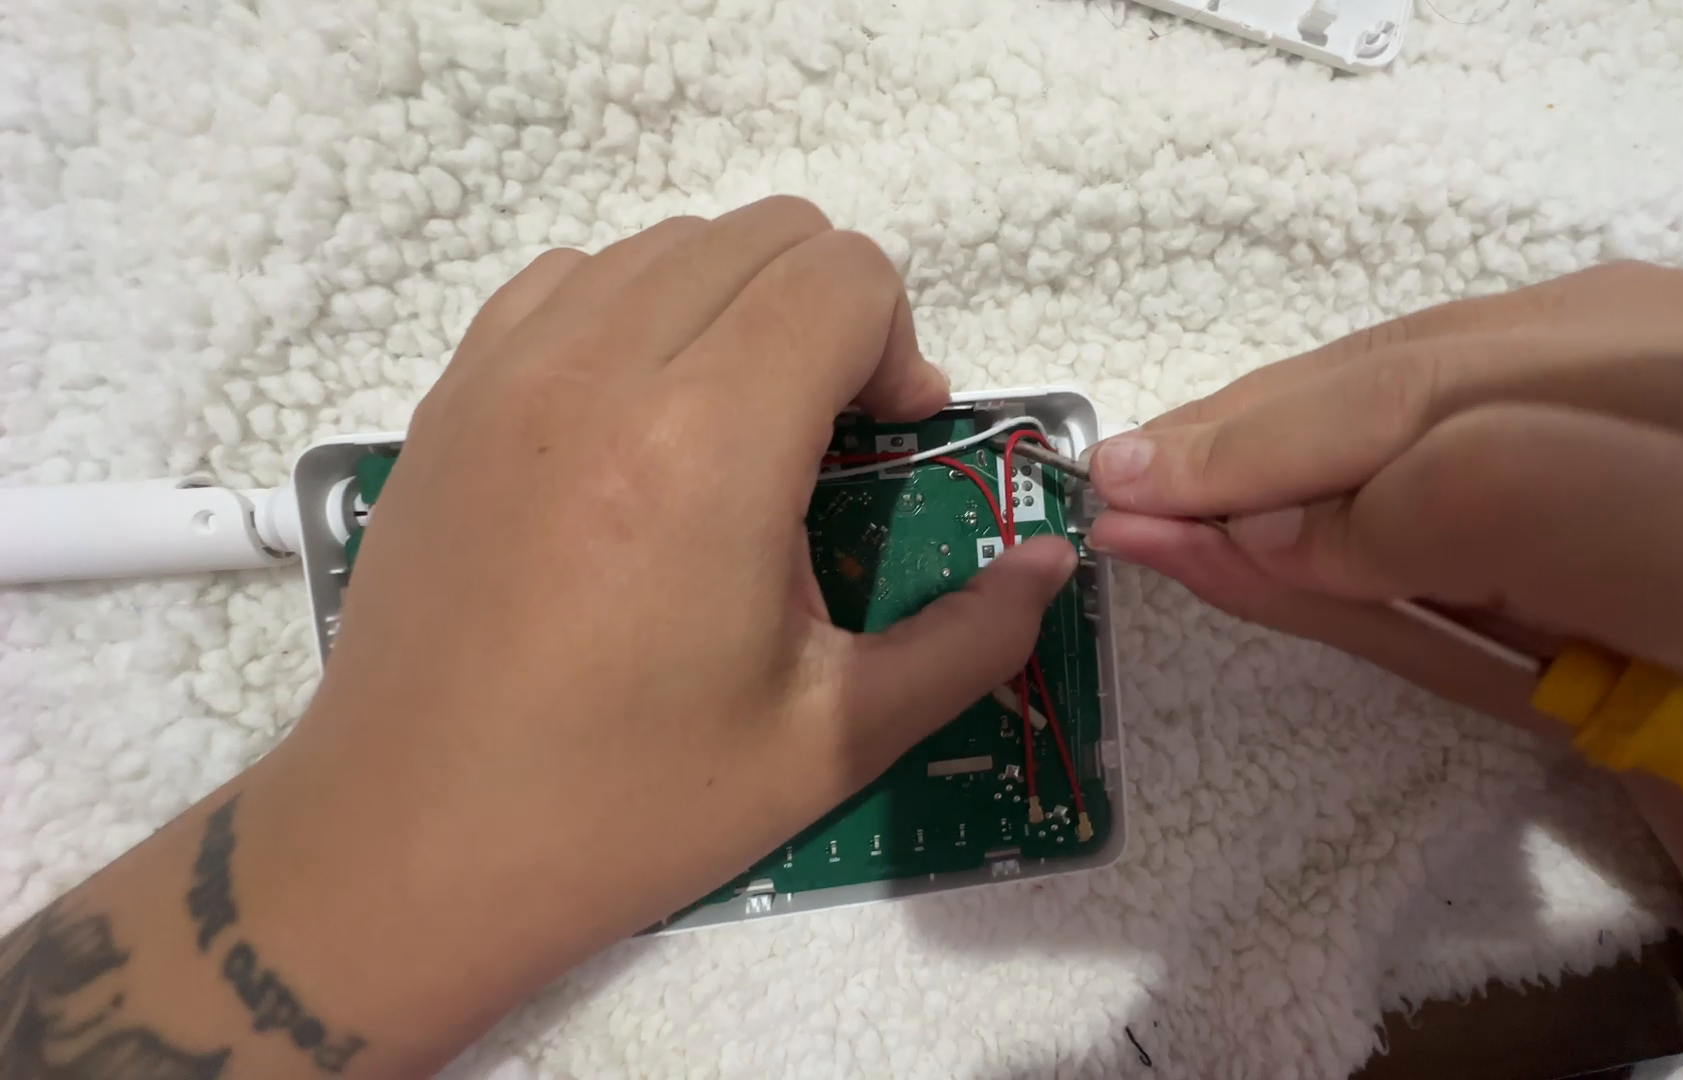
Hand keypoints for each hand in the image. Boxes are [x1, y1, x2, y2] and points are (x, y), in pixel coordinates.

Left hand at [241, 198, 1075, 1067]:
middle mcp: (600, 368)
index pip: (845, 277)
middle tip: (835, 437)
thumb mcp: (840, 739)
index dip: (898, 349)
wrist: (407, 850)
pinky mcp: (456, 388)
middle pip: (773, 234)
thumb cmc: (635, 802)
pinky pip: (586, 275)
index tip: (890, 444)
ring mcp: (510, 364)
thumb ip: (974, 639)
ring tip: (749, 427)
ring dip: (750, 308)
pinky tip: (655, 420)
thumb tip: (1052, 563)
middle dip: (839, 317)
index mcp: (708, 446)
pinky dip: (655, 311)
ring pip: (680, 240)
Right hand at [1087, 262, 1682, 724]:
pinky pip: (1444, 330)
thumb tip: (1198, 545)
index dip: (1340, 520)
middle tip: (1120, 479)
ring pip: (1428, 339)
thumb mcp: (1530, 704)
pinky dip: (1333, 387)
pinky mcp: (1659, 291)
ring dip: (1274, 405)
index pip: (1507, 489)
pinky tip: (1259, 422)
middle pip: (1440, 382)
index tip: (1223, 553)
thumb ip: (1364, 615)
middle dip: (1256, 440)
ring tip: (1168, 454)